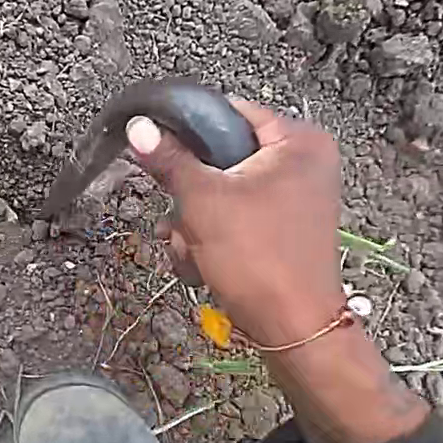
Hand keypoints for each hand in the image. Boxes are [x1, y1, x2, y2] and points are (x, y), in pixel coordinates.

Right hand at [127, 100, 345, 346]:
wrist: (291, 328)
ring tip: (190, 248)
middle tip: (182, 219)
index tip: (162, 155)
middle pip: (221, 159)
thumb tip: (140, 128)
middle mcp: (303, 164)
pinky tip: (202, 261)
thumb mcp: (203, 201)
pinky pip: (234, 218)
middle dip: (190, 196)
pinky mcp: (282, 229)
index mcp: (298, 141)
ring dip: (194, 223)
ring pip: (221, 193)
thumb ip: (170, 160)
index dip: (189, 132)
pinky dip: (212, 238)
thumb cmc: (258, 258)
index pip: (230, 113)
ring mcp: (293, 199)